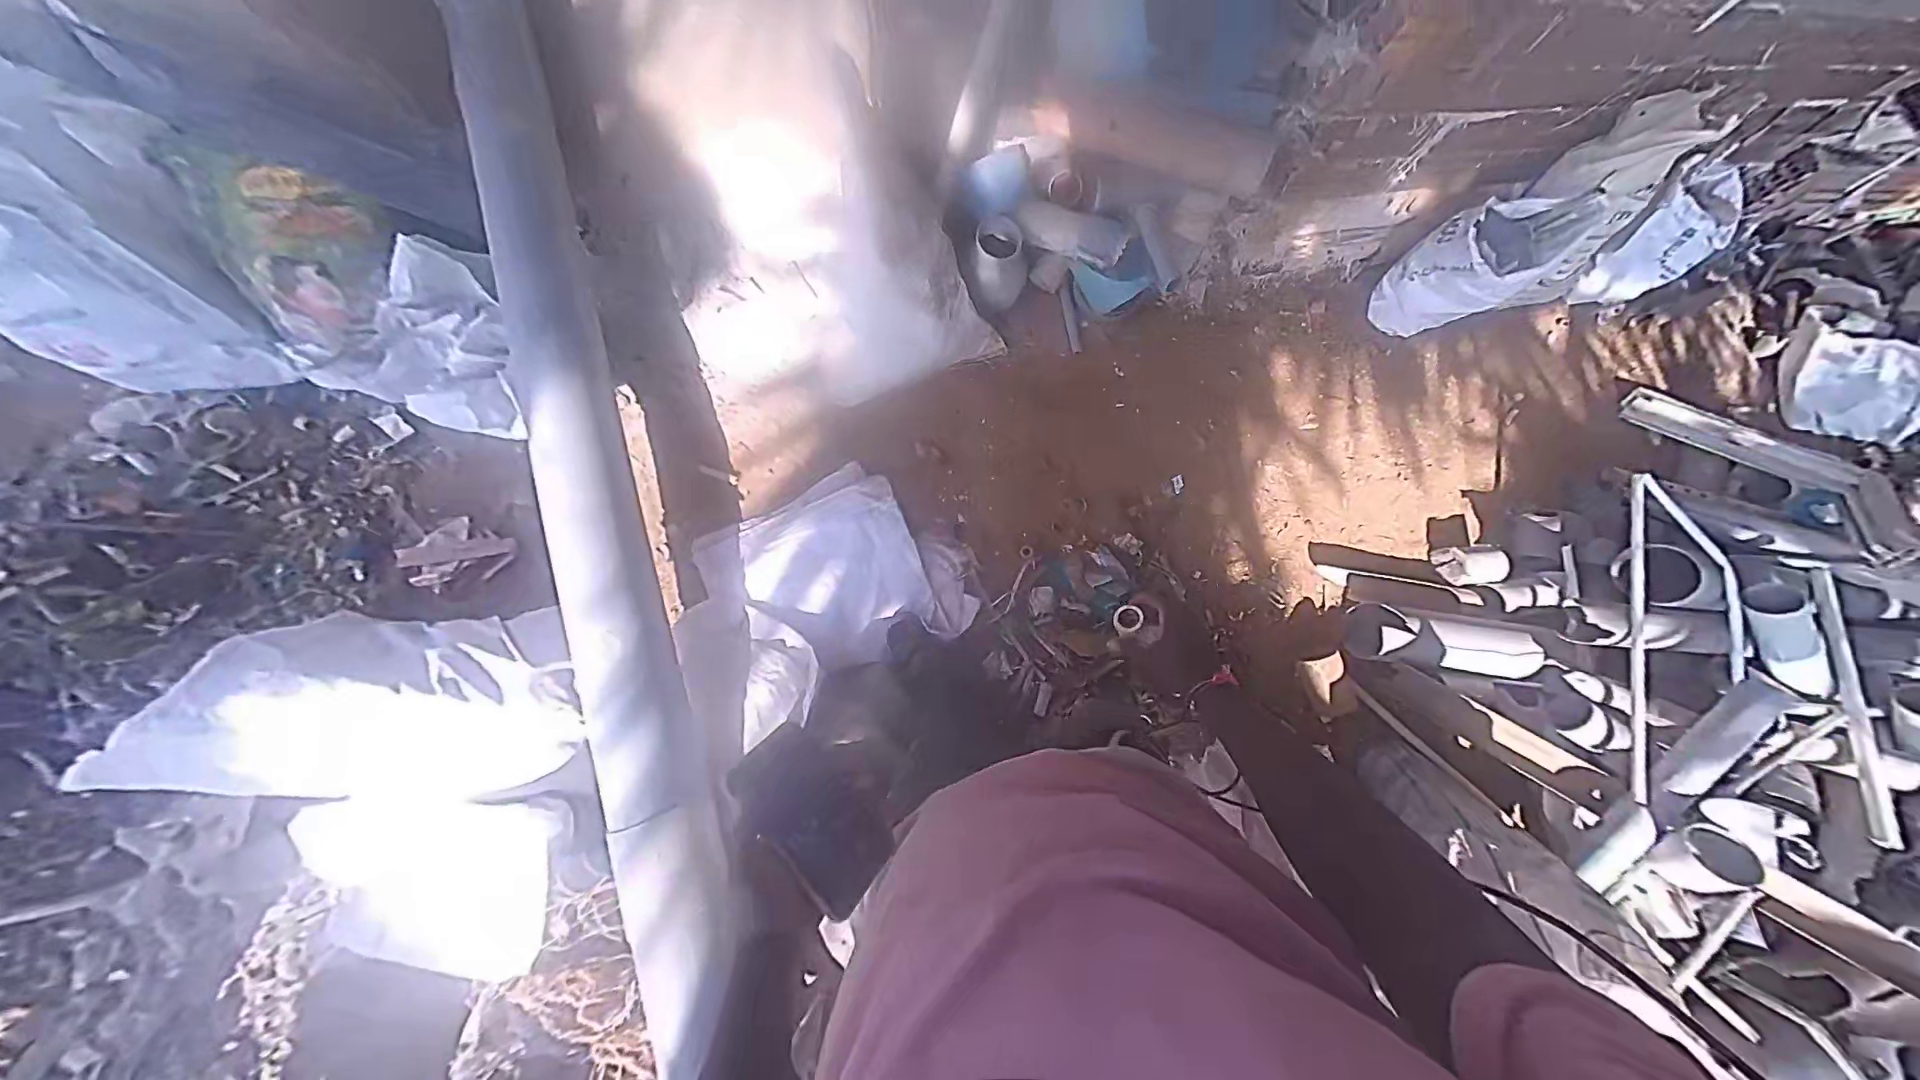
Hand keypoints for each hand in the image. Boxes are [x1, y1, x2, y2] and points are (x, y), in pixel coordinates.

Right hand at [1117, 592, 1220, 698]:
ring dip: (1161, 617)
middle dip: (1149, 608)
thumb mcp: (1145, 658)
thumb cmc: (1173, 668)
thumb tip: (1111, 642)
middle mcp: (1187, 613)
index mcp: (1172, 612)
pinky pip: (1184, 623)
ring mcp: (1198, 624)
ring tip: (1148, 629)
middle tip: (1136, 617)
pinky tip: (1164, 640)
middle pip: (1165, 602)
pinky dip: (1171, 626)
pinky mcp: (1203, 636)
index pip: (1152, 596)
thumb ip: (1128, 646)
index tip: (1128, 608)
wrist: (1206, 688)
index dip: (1137, 600)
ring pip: (1176, 612)